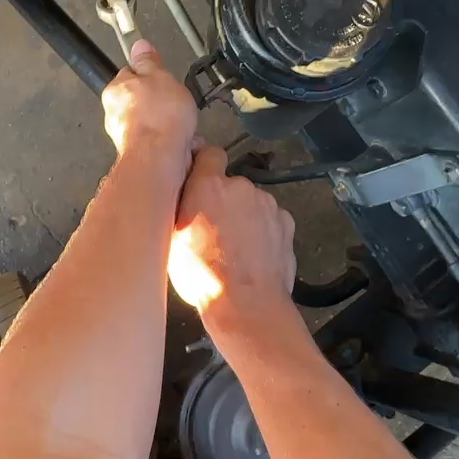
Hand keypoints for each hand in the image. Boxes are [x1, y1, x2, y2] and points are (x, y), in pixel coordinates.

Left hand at [102, 40, 197, 166]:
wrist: (160, 158)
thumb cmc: (158, 118)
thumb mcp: (159, 76)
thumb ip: (149, 61)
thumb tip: (140, 46)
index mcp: (116, 91)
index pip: (131, 74)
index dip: (151, 74)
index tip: (163, 76)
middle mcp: (116, 115)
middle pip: (143, 101)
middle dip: (162, 103)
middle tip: (176, 102)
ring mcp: (128, 136)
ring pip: (154, 124)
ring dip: (169, 124)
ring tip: (183, 125)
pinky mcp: (142, 154)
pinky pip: (161, 143)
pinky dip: (172, 142)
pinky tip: (183, 142)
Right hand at [168, 147, 297, 319]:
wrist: (247, 306)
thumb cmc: (201, 275)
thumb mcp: (172, 240)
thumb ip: (177, 206)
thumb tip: (179, 191)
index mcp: (209, 186)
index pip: (209, 153)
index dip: (203, 164)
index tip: (197, 180)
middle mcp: (241, 187)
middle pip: (230, 184)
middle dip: (221, 199)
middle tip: (211, 229)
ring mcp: (268, 204)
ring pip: (250, 203)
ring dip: (243, 216)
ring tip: (234, 247)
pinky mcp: (287, 223)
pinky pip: (269, 219)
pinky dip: (262, 230)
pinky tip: (254, 254)